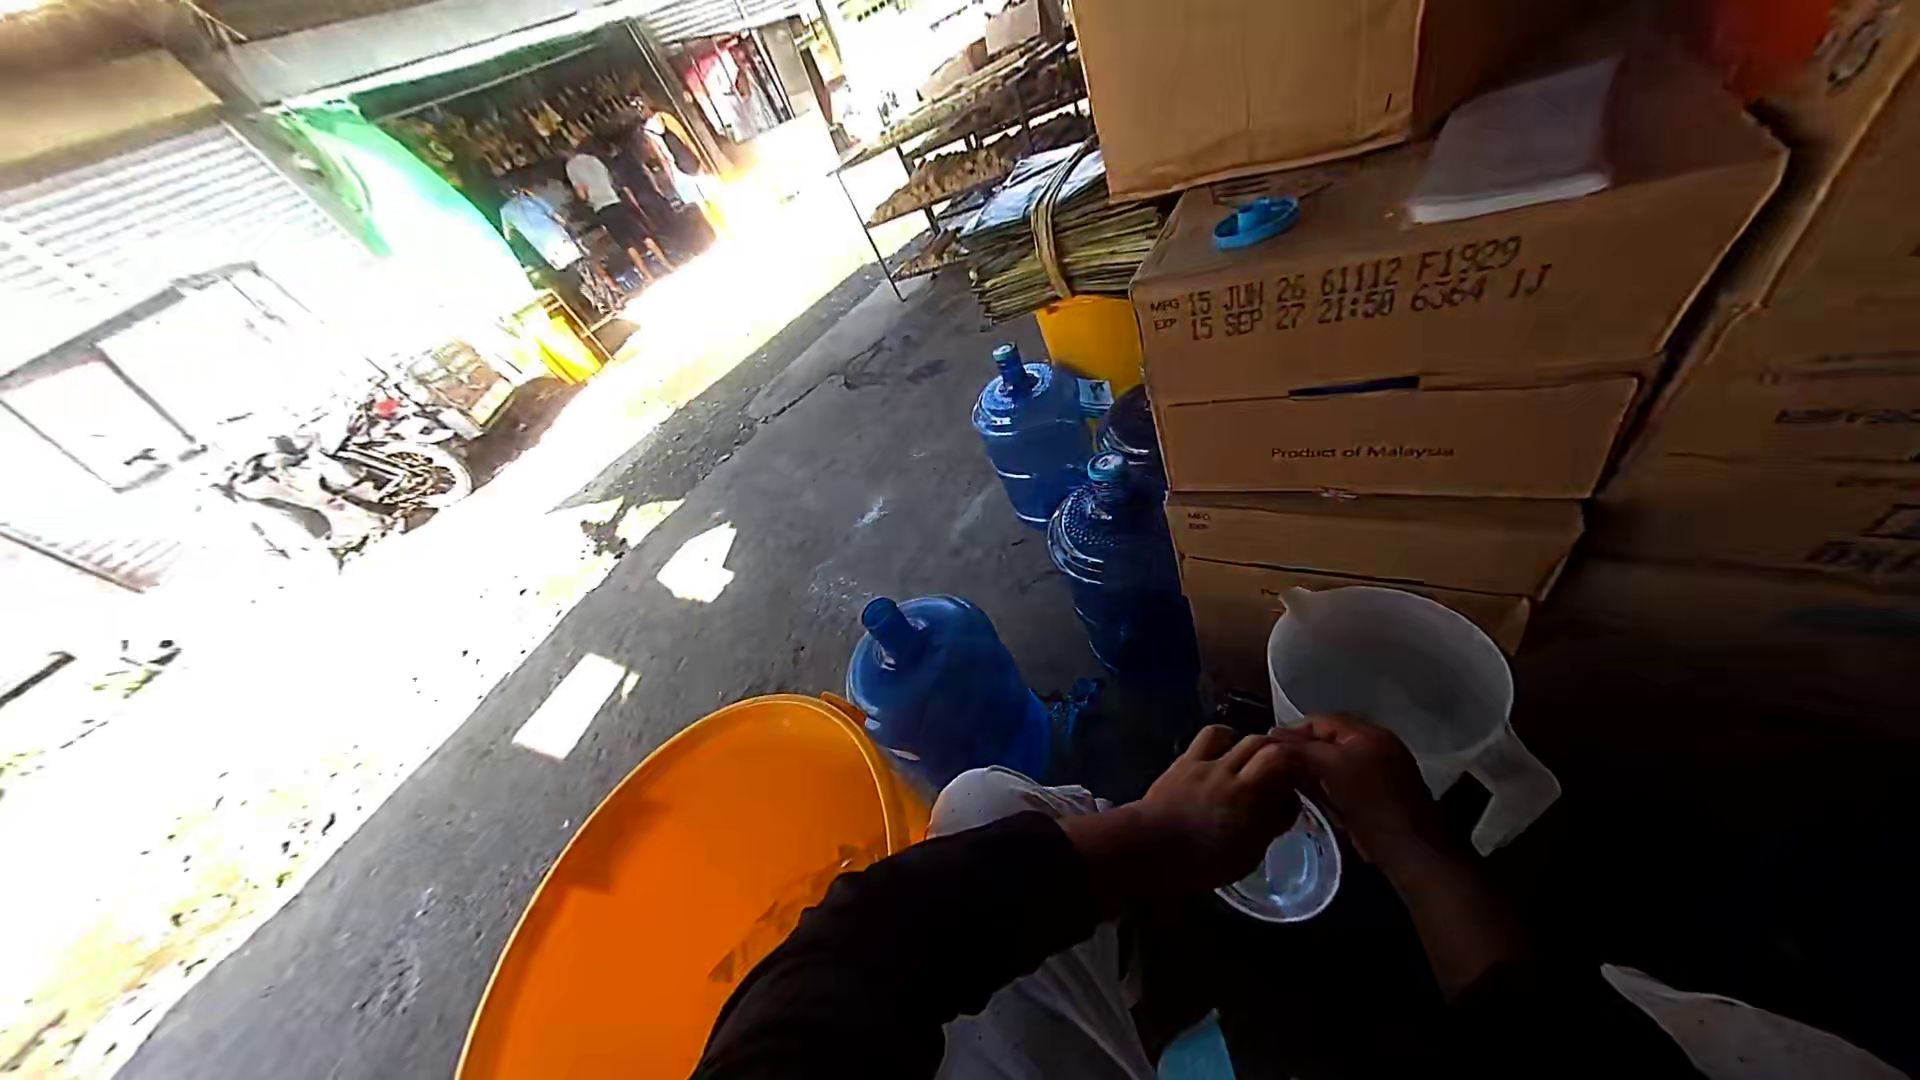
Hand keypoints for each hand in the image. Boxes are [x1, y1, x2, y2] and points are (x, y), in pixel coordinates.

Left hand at [1060, 725, 1303, 904]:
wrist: (1148, 844)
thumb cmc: (1199, 861)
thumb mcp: (1246, 854)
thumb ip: (1268, 824)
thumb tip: (1286, 805)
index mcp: (1246, 794)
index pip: (1283, 762)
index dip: (1300, 767)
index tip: (1303, 784)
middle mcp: (1226, 769)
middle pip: (1262, 743)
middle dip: (1280, 752)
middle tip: (1285, 771)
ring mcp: (1201, 761)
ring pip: (1233, 735)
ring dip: (1248, 743)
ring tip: (1252, 761)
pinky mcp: (1182, 761)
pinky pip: (1207, 739)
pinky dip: (1222, 741)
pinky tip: (1224, 755)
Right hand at [1280, 714, 1444, 869]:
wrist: (1411, 853)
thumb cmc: (1369, 803)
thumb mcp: (1329, 766)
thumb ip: (1299, 747)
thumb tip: (1271, 737)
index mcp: (1369, 733)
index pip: (1319, 720)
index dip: (1292, 732)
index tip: (1269, 749)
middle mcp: (1379, 745)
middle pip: (1327, 739)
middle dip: (1303, 751)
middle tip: (1279, 766)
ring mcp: (1385, 769)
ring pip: (1336, 759)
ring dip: (1315, 769)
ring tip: (1294, 782)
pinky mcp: (1385, 793)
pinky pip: (1347, 777)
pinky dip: (1330, 783)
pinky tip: (1317, 796)